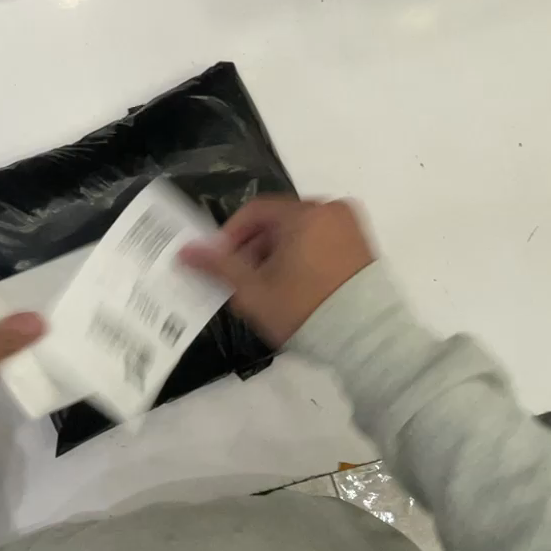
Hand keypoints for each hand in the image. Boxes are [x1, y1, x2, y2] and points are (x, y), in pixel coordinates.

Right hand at [180, 197, 375, 346]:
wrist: (366, 340)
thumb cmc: (304, 309)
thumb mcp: (253, 290)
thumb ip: (217, 266)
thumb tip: (184, 251)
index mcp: (305, 214)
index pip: (254, 211)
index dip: (230, 236)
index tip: (221, 264)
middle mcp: (331, 211)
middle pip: (277, 221)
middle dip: (254, 247)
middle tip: (243, 279)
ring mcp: (351, 228)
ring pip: (298, 232)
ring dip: (276, 254)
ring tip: (268, 288)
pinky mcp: (364, 247)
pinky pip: (320, 241)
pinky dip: (301, 257)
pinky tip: (294, 288)